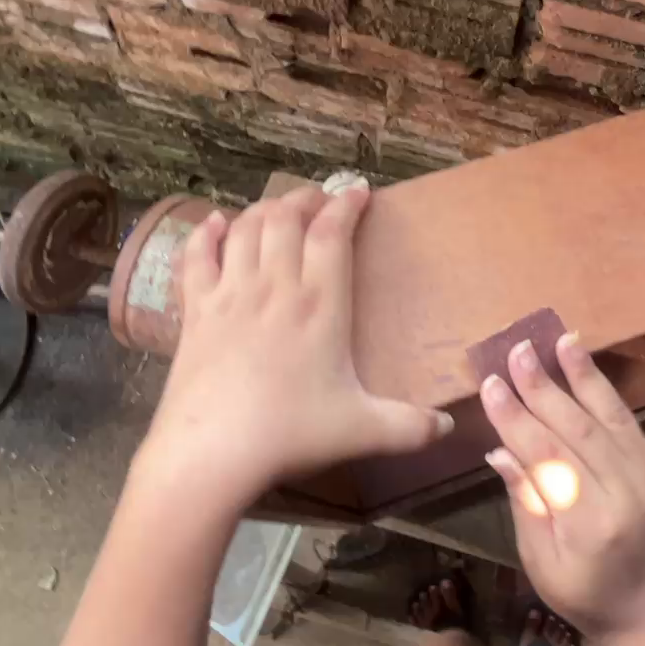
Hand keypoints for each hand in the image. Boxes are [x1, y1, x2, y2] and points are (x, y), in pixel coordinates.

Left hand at [132, 181, 453, 500]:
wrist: (211, 454)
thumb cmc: (291, 433)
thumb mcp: (362, 430)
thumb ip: (410, 426)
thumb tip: (448, 427)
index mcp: (320, 303)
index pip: (333, 233)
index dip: (346, 204)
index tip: (358, 191)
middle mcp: (275, 286)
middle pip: (286, 218)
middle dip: (305, 199)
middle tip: (320, 200)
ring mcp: (230, 294)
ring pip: (245, 228)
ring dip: (264, 210)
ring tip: (279, 209)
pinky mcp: (195, 312)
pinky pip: (196, 257)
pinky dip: (205, 233)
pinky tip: (213, 222)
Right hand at [480, 333, 644, 642]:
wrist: (642, 605)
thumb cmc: (579, 589)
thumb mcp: (539, 561)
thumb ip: (526, 504)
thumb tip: (499, 452)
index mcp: (589, 523)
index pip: (546, 458)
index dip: (516, 420)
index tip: (491, 383)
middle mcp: (625, 492)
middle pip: (578, 429)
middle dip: (543, 387)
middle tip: (518, 350)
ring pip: (613, 418)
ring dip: (588, 376)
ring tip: (566, 340)